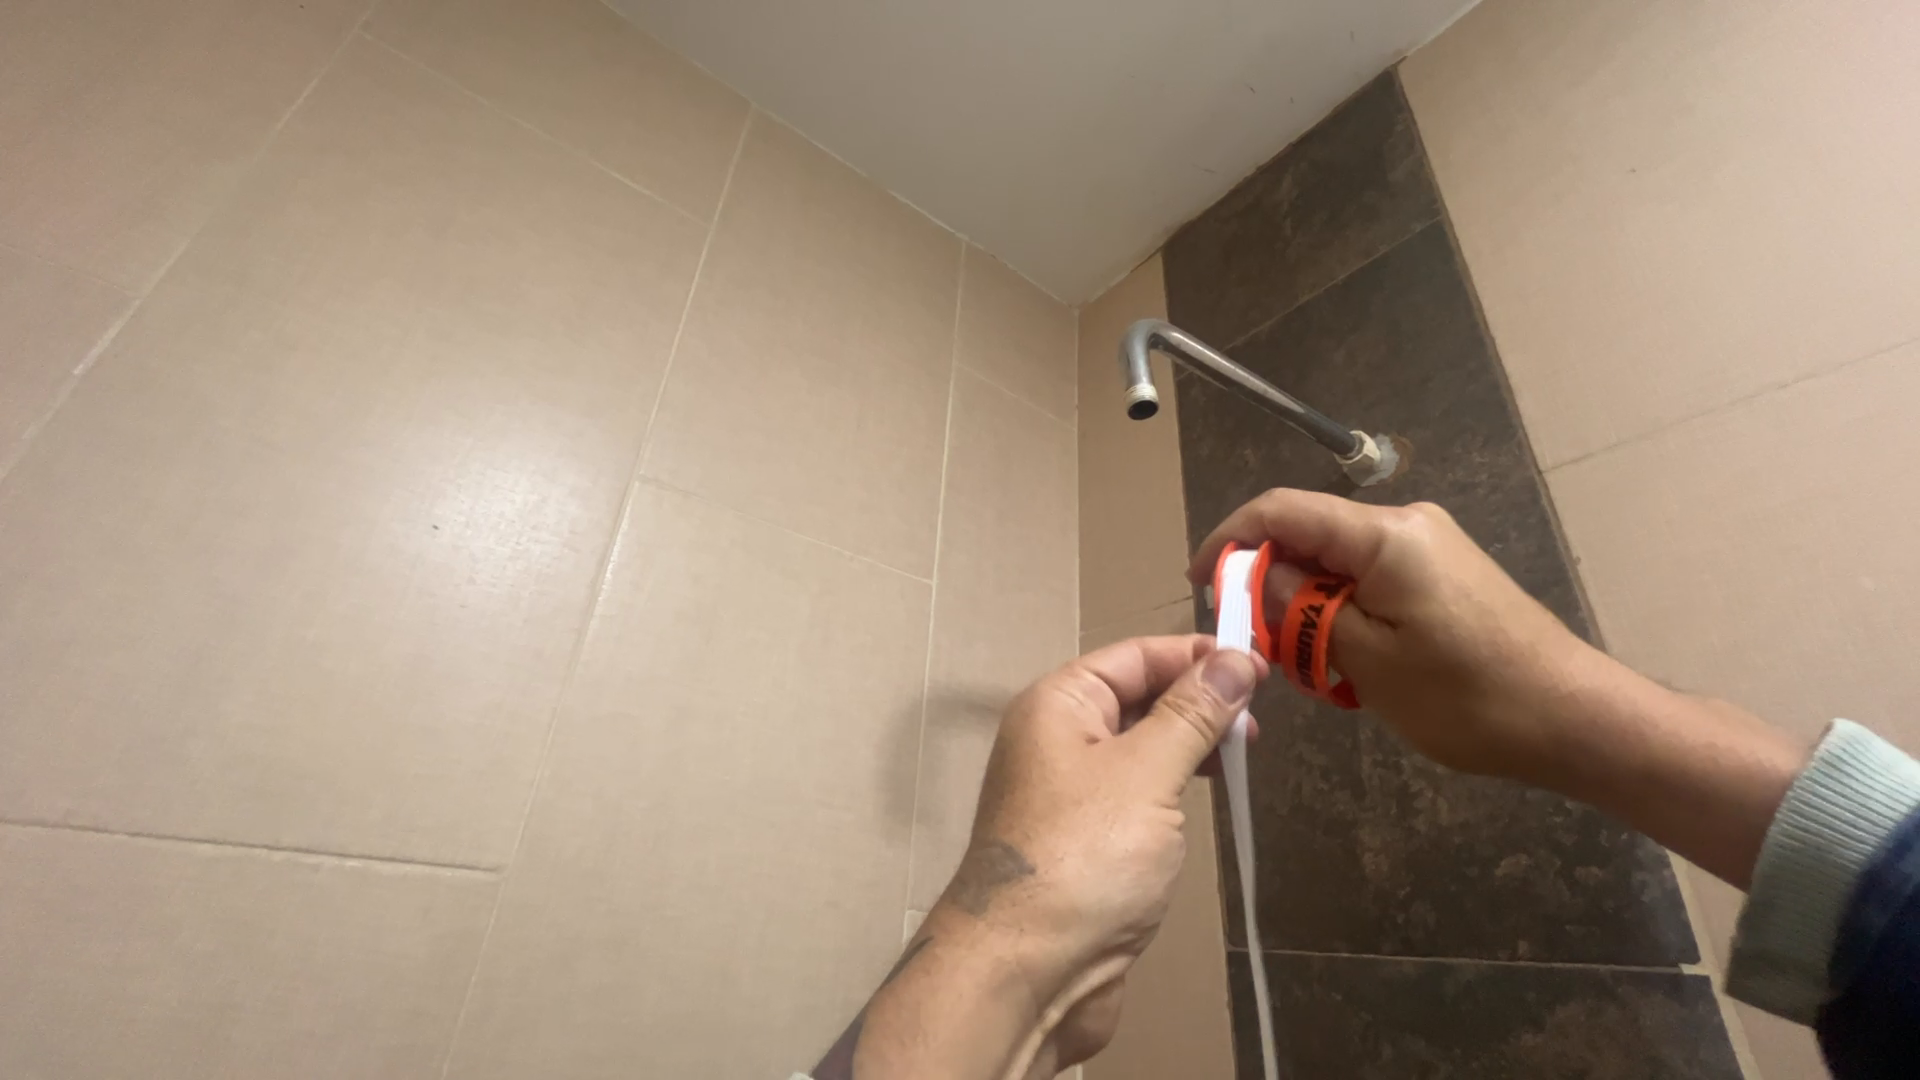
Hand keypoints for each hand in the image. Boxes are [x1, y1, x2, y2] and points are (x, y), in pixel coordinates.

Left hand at [927, 635, 1268, 1069]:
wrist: (1028, 968)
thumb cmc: (1086, 853)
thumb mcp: (1147, 773)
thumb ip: (1191, 714)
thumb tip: (1233, 659)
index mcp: (1058, 703)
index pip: (1134, 656)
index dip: (1195, 655)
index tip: (1256, 663)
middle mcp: (1057, 735)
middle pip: (1135, 695)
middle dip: (1196, 698)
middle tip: (1258, 718)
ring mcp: (1069, 787)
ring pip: (1138, 742)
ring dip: (1189, 740)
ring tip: (1243, 751)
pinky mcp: (1085, 833)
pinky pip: (1135, 787)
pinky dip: (1172, 780)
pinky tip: (1205, 787)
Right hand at [1190, 489, 1591, 782]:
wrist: (1577, 722)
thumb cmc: (1467, 697)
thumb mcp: (1364, 657)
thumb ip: (1298, 606)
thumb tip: (1261, 574)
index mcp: (1385, 535)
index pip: (1280, 511)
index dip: (1229, 539)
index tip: (1200, 582)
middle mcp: (1404, 524)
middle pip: (1305, 534)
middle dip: (1267, 581)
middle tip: (1251, 637)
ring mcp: (1425, 545)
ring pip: (1331, 560)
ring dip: (1302, 603)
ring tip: (1301, 659)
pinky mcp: (1437, 571)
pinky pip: (1362, 577)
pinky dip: (1335, 609)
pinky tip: (1341, 655)